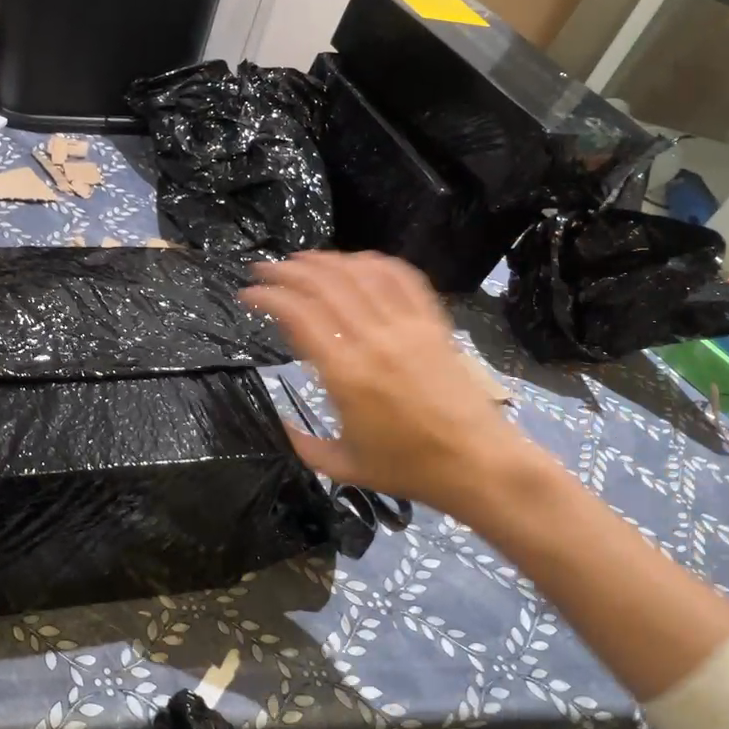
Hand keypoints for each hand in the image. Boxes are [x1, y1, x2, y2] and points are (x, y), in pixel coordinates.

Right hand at [242, 252, 541, 518]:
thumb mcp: (342, 466)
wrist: (479, 465)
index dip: (268, 296)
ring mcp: (408, 328)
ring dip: (327, 260)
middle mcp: (374, 341)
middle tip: (265, 269)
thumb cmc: (408, 469)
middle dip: (288, 270)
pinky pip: (404, 279)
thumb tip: (274, 421)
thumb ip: (300, 443)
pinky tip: (356, 262)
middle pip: (325, 285)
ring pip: (361, 274)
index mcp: (346, 374)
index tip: (248, 295)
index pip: (298, 315)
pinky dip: (376, 263)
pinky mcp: (434, 325)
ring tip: (302, 259)